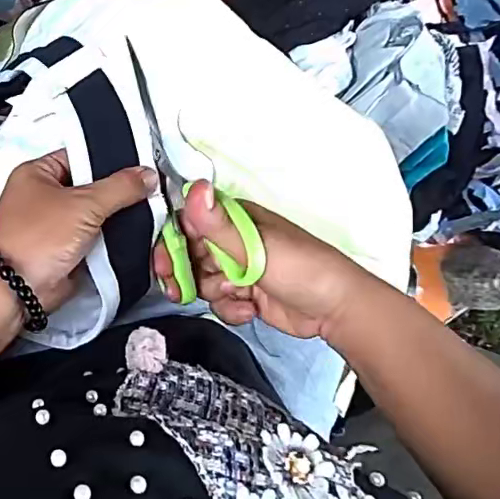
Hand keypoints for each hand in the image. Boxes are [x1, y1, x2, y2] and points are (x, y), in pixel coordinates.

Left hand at [0, 151, 156, 310]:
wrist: (20, 290)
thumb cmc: (37, 239)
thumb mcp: (84, 204)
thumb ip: (120, 187)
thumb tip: (147, 175)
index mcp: (37, 173)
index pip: (80, 156)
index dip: (109, 160)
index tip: (138, 165)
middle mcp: (43, 196)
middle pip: (91, 186)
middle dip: (116, 192)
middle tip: (146, 190)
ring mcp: (54, 224)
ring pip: (94, 214)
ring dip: (115, 217)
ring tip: (145, 210)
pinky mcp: (65, 249)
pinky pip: (94, 237)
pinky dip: (109, 238)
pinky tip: (132, 233)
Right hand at [154, 180, 377, 340]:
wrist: (334, 308)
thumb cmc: (300, 268)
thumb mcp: (254, 246)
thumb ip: (217, 225)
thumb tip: (193, 188)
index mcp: (234, 219)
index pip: (188, 225)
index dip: (172, 244)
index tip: (165, 265)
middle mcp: (233, 241)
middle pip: (189, 256)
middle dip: (185, 275)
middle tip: (181, 291)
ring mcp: (240, 268)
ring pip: (203, 282)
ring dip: (213, 294)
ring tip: (237, 295)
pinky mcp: (246, 294)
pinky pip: (220, 302)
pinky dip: (231, 309)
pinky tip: (251, 310)